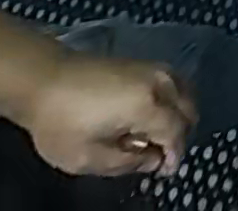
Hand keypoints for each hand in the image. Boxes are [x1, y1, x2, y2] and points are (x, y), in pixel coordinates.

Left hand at [20, 52, 198, 176]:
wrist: (48, 79)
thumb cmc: (63, 123)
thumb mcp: (86, 158)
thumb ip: (125, 163)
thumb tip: (153, 160)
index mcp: (148, 106)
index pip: (176, 132)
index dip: (174, 155)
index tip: (166, 173)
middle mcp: (161, 83)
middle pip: (188, 109)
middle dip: (180, 135)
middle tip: (160, 155)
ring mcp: (157, 68)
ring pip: (185, 93)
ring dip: (178, 116)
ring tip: (154, 137)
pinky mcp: (148, 63)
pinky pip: (175, 84)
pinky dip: (172, 102)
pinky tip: (151, 115)